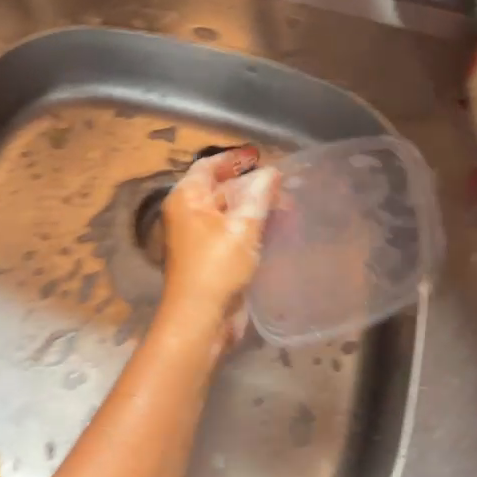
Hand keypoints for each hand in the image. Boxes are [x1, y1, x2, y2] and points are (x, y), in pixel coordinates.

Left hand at [161, 148, 280, 344]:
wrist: (201, 321)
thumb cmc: (217, 266)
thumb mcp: (242, 226)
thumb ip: (259, 194)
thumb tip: (271, 171)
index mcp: (187, 198)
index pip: (209, 165)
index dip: (234, 158)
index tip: (261, 156)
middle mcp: (189, 213)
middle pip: (221, 188)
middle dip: (252, 184)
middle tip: (284, 185)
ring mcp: (200, 237)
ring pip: (231, 211)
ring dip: (257, 207)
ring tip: (289, 207)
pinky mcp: (213, 257)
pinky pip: (234, 232)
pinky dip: (254, 227)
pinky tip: (278, 229)